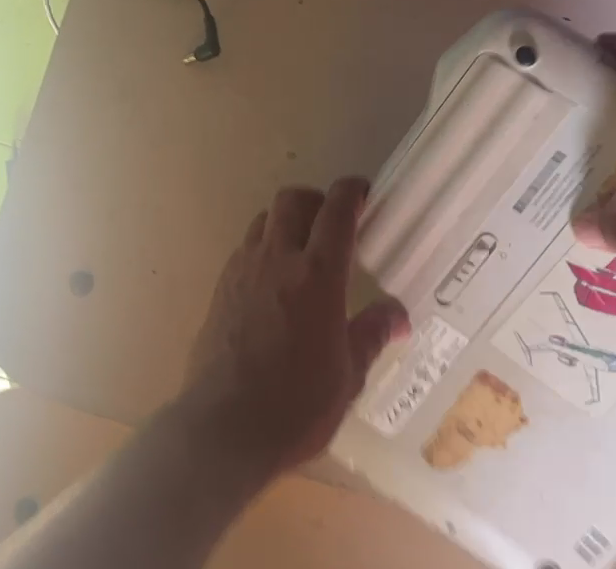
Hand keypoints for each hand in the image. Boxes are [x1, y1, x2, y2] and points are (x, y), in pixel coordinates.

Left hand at [170, 178, 409, 478]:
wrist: (224, 425)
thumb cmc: (296, 404)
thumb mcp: (348, 374)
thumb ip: (371, 334)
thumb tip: (397, 315)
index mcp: (316, 274)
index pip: (335, 212)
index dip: (351, 192)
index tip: (362, 191)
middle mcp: (276, 260)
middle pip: (291, 201)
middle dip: (315, 200)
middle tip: (333, 221)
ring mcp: (241, 270)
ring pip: (262, 220)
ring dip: (285, 222)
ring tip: (302, 250)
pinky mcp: (219, 288)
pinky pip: (244, 249)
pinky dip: (262, 249)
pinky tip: (273, 281)